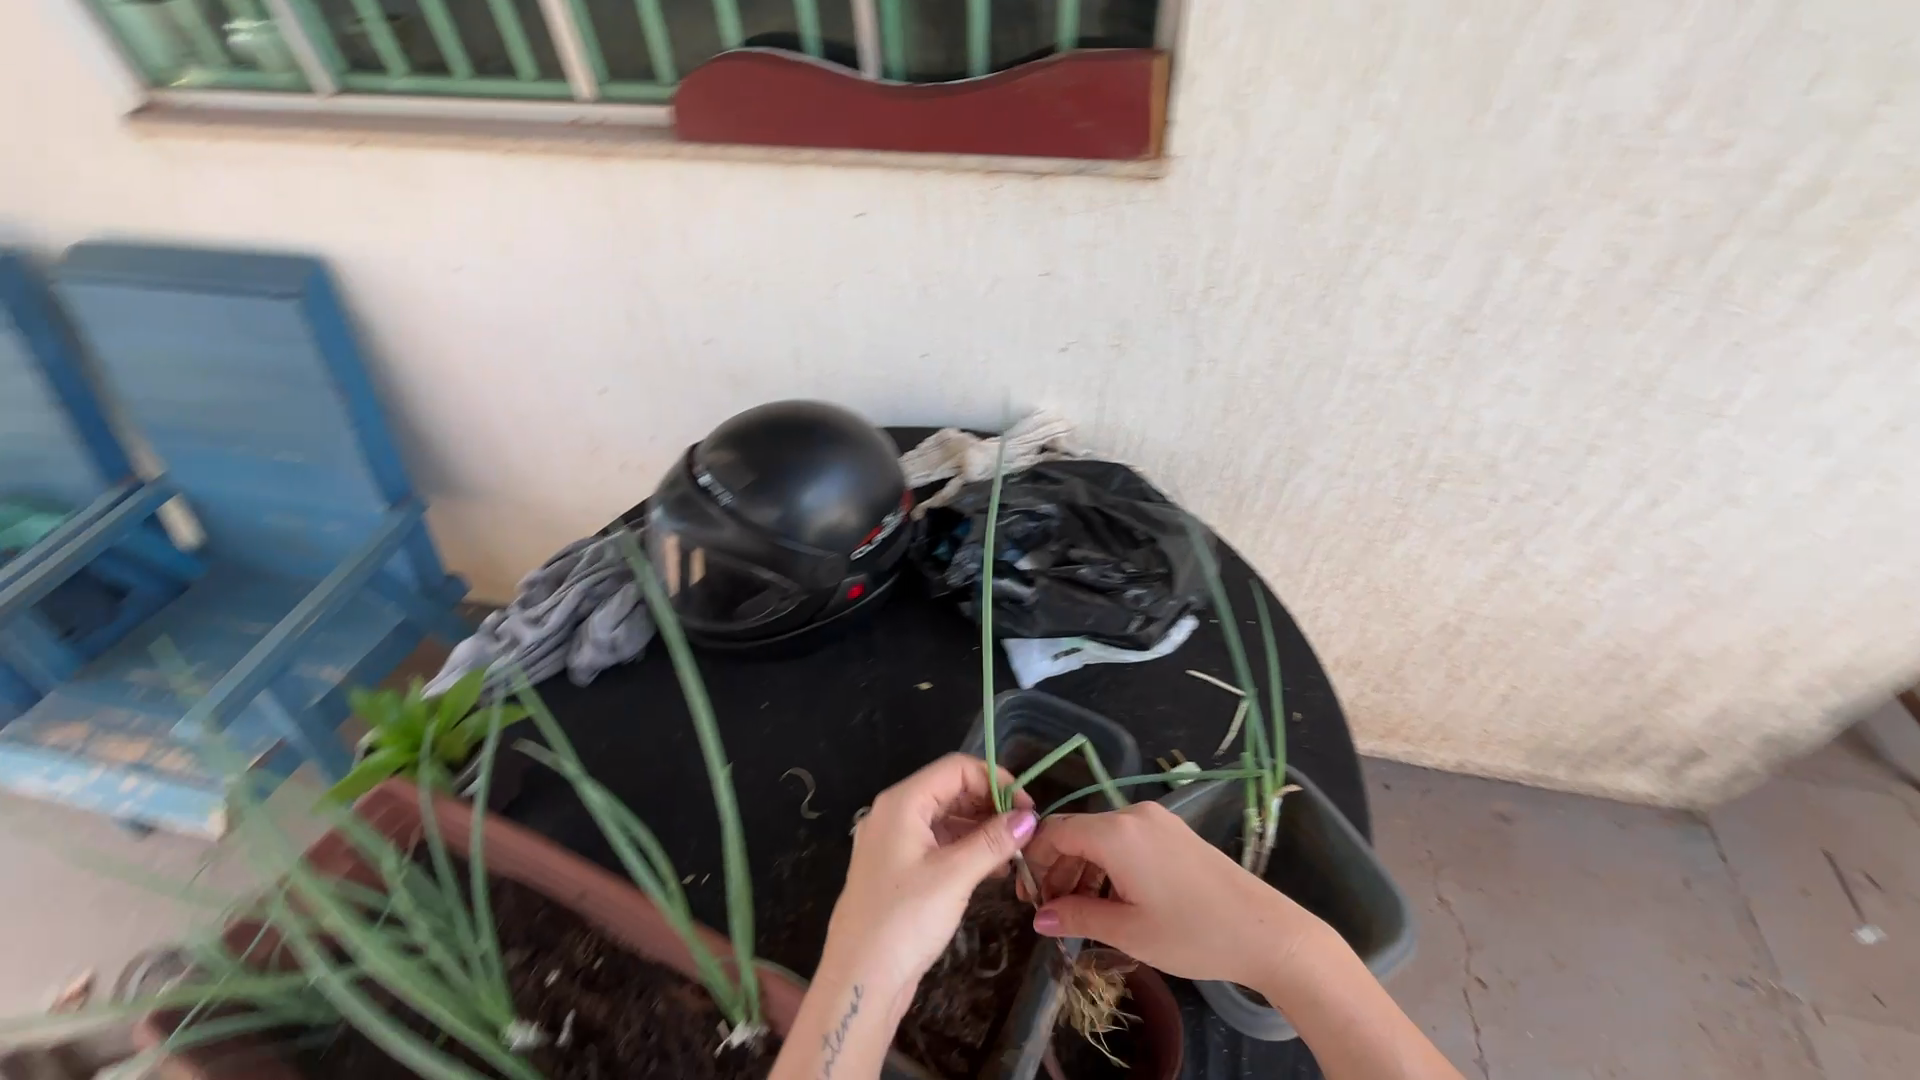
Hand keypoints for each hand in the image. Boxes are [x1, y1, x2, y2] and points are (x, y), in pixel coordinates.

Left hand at [816, 754, 1036, 1018]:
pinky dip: (967, 849)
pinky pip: (939, 844)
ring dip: (982, 829)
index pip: (955, 768)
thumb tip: (1029, 817)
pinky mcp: (899, 868)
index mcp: (902, 803)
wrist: (859, 979)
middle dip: (990, 805)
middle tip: (1025, 831)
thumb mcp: (954, 876)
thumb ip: (993, 841)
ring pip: (946, 818)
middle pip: (950, 790)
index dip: (994, 780)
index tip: (1027, 808)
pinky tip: (995, 869)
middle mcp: (895, 813)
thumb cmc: (904, 920)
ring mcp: (895, 842)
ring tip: (1016, 852)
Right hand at [1021, 801, 1326, 987]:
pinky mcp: (1174, 833)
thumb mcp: (1128, 931)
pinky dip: (1108, 865)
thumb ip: (1077, 917)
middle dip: (1057, 868)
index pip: (1055, 831)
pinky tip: (1111, 899)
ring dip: (1082, 869)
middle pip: (1077, 832)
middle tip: (1049, 911)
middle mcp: (1133, 814)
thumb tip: (1040, 918)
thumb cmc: (1192, 933)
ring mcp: (1157, 821)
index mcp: (1116, 831)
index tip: (1028, 898)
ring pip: (1101, 837)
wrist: (1267, 932)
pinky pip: (1125, 840)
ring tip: (1079, 912)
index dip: (1035, 861)